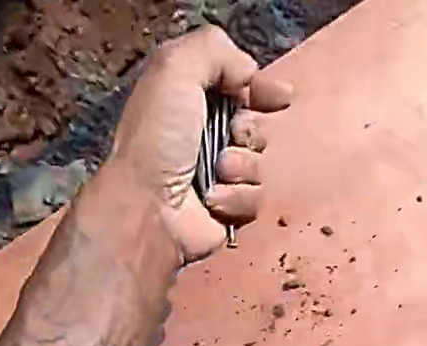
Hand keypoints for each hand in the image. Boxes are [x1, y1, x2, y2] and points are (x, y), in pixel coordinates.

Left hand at [103, 26, 293, 262]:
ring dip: (243, 165)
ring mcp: (218, 181)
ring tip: (219, 172)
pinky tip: (214, 201)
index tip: (278, 96)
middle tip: (233, 136)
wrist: (148, 210)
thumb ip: (215, 50)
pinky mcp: (227, 214)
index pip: (241, 89)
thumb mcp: (175, 69)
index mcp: (191, 102)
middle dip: (251, 130)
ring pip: (260, 166)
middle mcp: (205, 140)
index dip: (261, 90)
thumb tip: (248, 72)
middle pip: (257, 127)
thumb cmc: (155, 142)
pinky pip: (256, 201)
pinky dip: (239, 198)